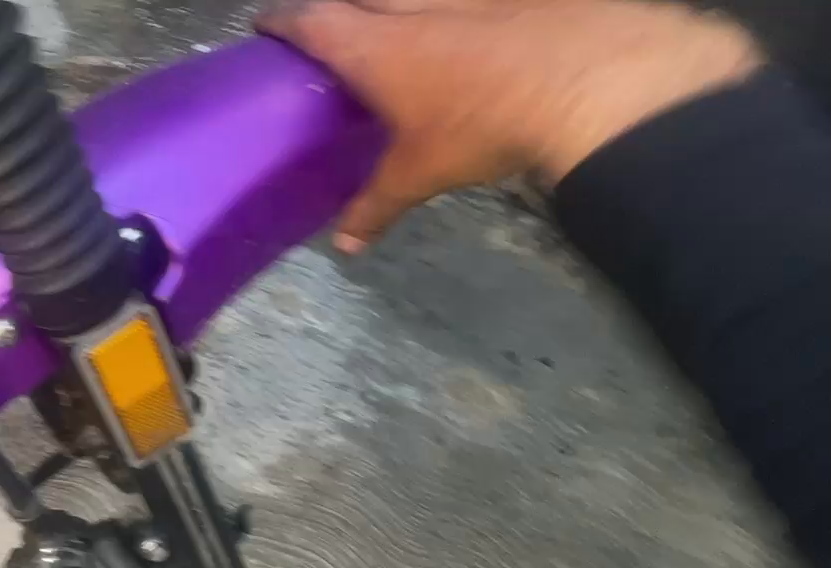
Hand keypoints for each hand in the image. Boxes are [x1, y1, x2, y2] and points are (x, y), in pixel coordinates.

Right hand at [259, 0, 762, 250]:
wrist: (602, 80)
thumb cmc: (485, 126)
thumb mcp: (418, 175)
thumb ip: (375, 207)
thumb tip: (346, 246)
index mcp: (379, 48)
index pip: (315, 22)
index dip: (284, 21)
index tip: (262, 22)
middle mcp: (422, 7)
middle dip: (335, 6)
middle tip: (322, 24)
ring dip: (394, 6)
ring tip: (387, 22)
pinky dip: (453, 9)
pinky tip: (462, 23)